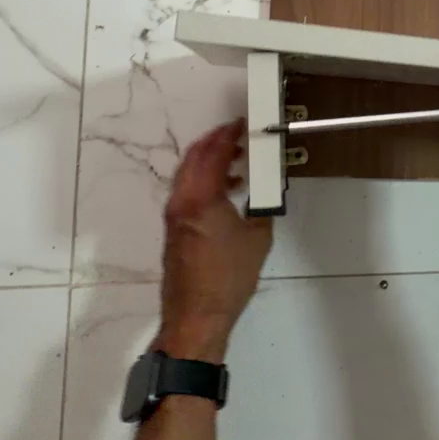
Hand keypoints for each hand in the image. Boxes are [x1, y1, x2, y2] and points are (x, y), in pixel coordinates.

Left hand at [158, 121, 273, 361]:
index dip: (228, 135)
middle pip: (194, 158)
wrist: (197, 316)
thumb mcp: (258, 237)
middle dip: (215, 142)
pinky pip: (187, 191)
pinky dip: (204, 181)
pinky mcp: (175, 230)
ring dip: (209, 162)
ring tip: (238, 162)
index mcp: (201, 198)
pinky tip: (227, 192)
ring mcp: (174, 216)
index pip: (213, 153)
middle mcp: (181, 201)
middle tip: (238, 135)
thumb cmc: (230, 276)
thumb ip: (260, 208)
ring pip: (188, 175)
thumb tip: (264, 194)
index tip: (243, 123)